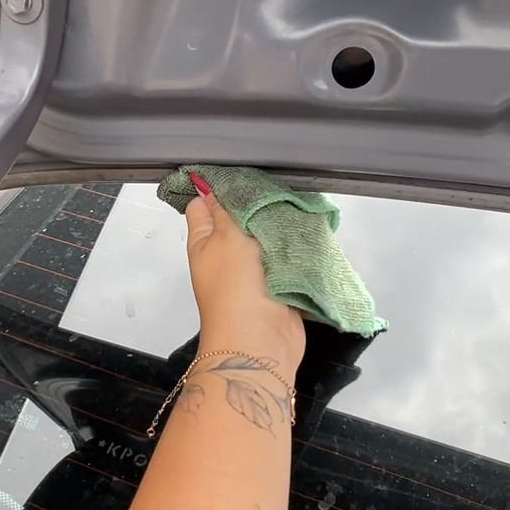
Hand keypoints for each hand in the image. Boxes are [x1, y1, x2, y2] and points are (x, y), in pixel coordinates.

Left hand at [184, 180, 305, 379]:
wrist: (260, 341)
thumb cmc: (235, 287)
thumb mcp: (225, 237)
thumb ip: (223, 208)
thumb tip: (206, 185)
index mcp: (204, 241)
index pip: (203, 205)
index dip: (214, 187)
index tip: (236, 169)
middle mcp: (226, 253)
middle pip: (240, 218)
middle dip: (256, 203)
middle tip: (276, 184)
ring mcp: (253, 269)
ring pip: (267, 235)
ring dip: (279, 224)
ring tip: (295, 204)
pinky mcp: (278, 281)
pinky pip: (287, 256)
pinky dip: (295, 245)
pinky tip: (307, 228)